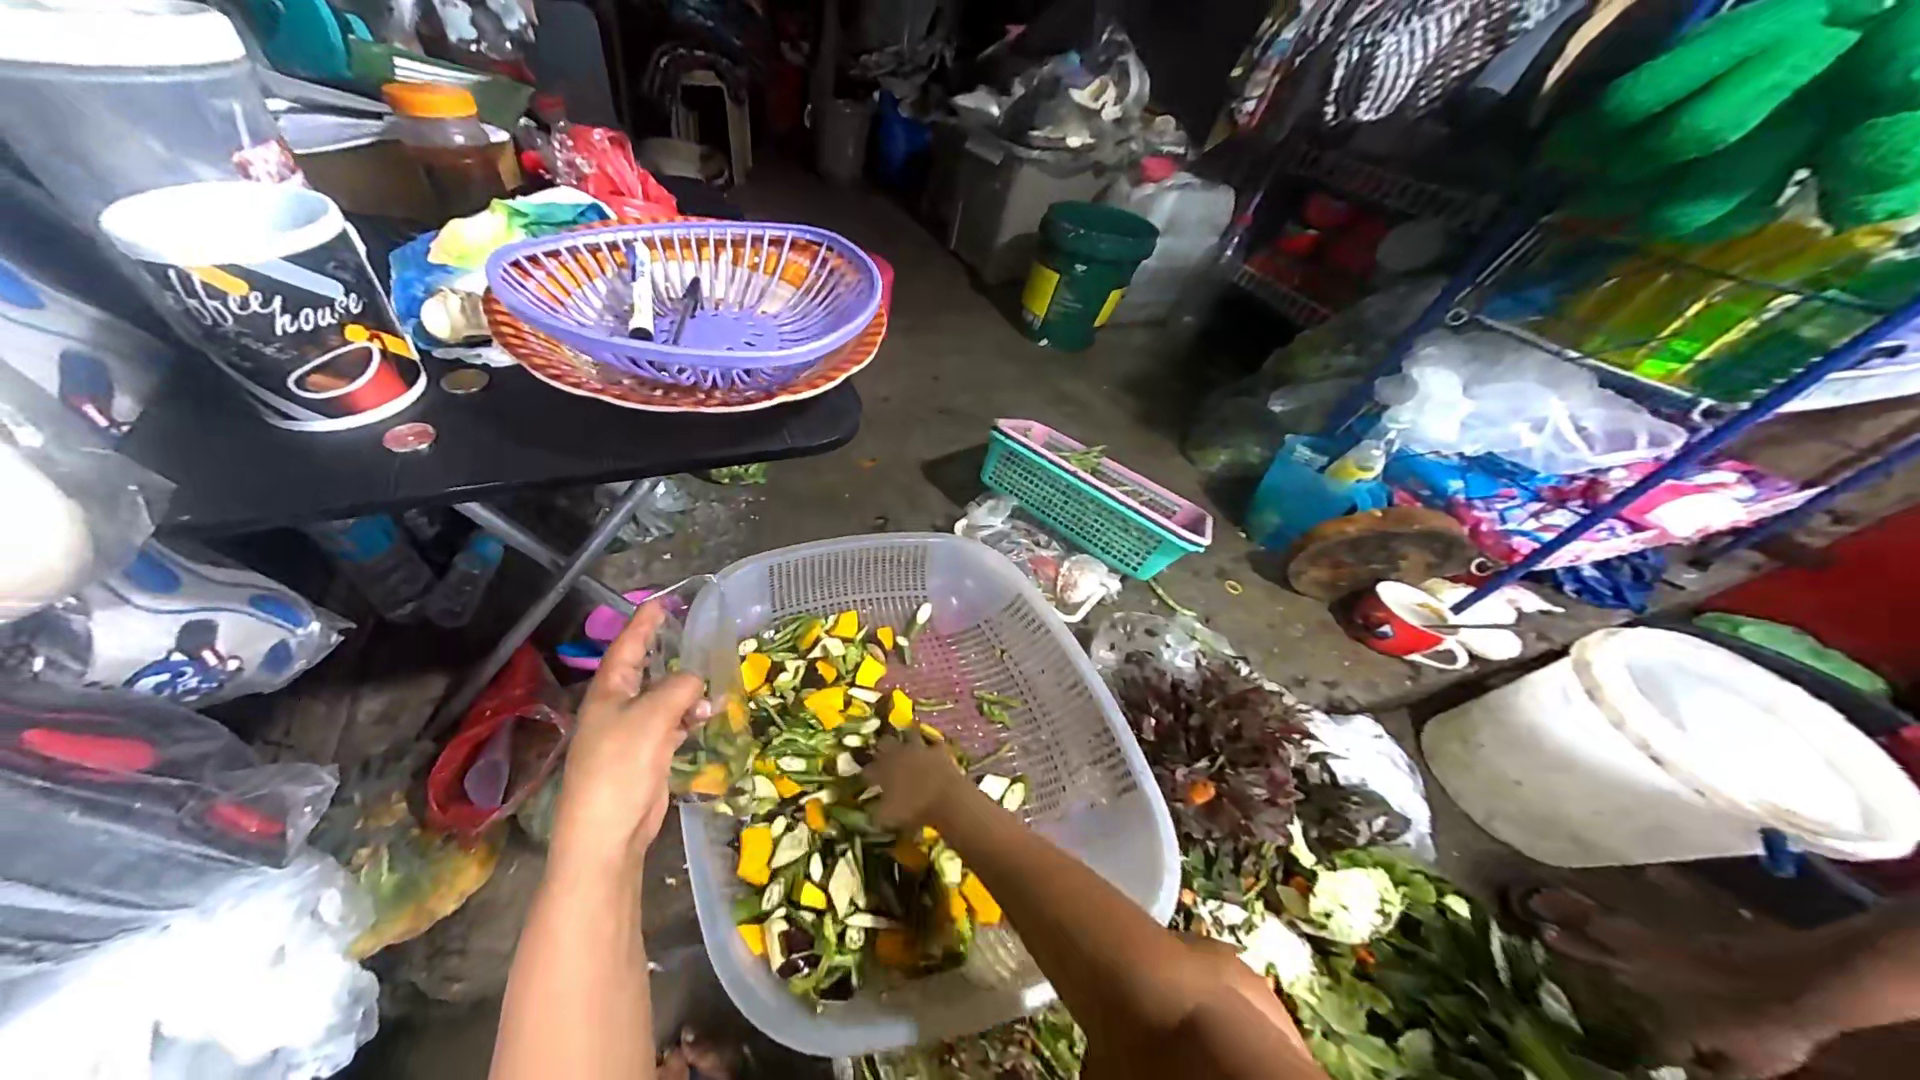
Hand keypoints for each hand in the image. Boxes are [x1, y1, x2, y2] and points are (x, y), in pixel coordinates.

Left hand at [549, 602, 709, 873]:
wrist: (608, 833)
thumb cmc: (620, 767)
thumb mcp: (651, 718)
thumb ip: (679, 689)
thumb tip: (698, 680)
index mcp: (608, 692)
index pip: (627, 647)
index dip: (643, 623)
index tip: (662, 601)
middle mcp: (619, 707)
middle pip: (648, 670)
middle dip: (670, 653)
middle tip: (696, 634)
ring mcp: (634, 732)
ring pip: (666, 698)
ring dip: (689, 690)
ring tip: (714, 685)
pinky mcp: (649, 754)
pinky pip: (674, 724)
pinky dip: (691, 717)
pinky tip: (708, 716)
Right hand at [862, 736, 969, 830]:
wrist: (947, 800)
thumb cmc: (914, 811)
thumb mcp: (888, 818)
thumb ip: (876, 813)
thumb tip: (869, 813)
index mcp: (883, 771)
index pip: (868, 769)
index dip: (866, 774)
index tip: (866, 779)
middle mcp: (898, 755)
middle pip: (884, 743)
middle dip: (881, 748)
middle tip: (882, 754)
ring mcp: (919, 749)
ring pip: (908, 735)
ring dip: (905, 737)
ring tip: (905, 742)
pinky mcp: (938, 750)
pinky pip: (933, 743)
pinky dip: (931, 746)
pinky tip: (931, 749)